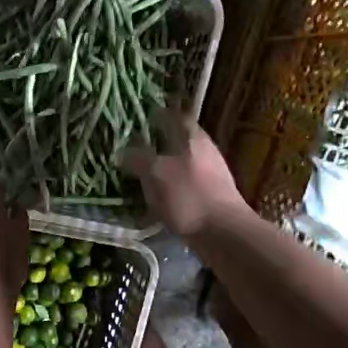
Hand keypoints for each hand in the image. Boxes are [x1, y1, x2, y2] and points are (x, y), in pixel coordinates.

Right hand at [122, 110, 250, 237]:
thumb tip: (123, 153)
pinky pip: (186, 187)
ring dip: (163, 171)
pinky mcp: (213, 196)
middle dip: (156, 146)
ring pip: (181, 164)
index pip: (173, 115)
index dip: (155, 116)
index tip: (137, 123)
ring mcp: (212, 173)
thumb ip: (137, 159)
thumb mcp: (154, 174)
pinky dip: (171, 191)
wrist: (224, 233)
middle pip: (177, 141)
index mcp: (192, 137)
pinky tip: (158, 203)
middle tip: (133, 154)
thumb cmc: (188, 196)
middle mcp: (205, 149)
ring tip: (141, 181)